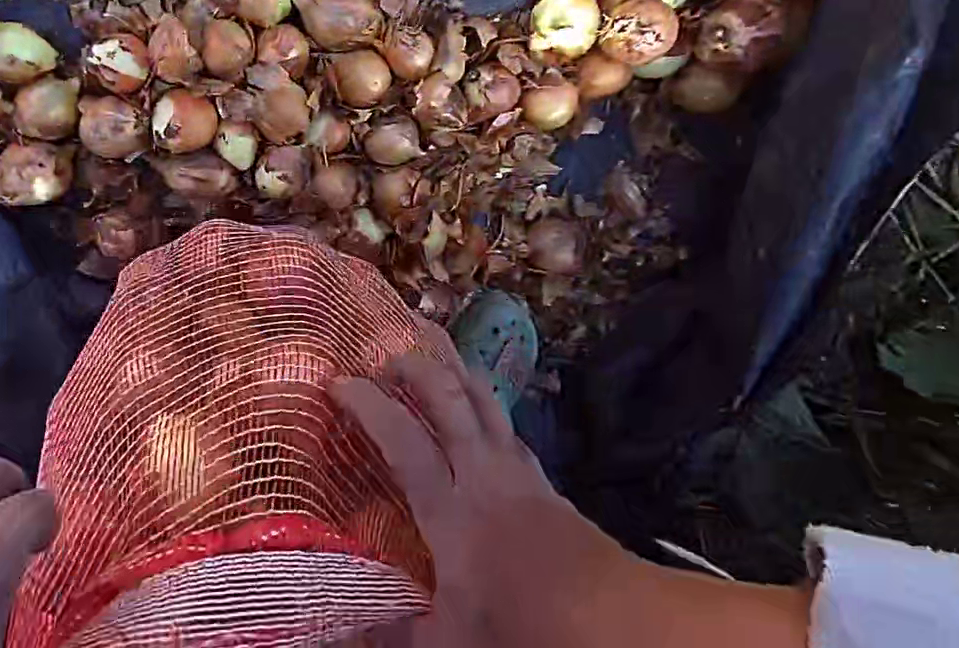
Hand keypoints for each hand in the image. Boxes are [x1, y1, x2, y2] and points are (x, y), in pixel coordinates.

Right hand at [331, 335, 811, 647]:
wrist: (624, 628)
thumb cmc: (526, 629)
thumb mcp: (454, 643)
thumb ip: (394, 634)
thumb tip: (334, 637)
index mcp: (450, 507)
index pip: (400, 438)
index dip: (367, 404)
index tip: (338, 382)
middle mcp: (480, 472)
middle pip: (447, 396)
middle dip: (413, 365)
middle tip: (384, 357)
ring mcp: (514, 468)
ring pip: (482, 396)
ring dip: (453, 364)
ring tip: (430, 341)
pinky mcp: (540, 475)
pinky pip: (506, 422)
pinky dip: (484, 399)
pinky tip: (477, 398)